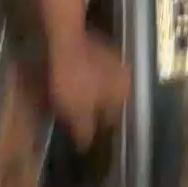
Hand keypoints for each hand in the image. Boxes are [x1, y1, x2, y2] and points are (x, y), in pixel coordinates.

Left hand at [49, 30, 130, 146]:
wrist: (64, 42)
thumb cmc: (74, 81)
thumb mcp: (77, 112)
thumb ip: (84, 130)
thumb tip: (86, 145)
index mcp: (124, 90)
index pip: (114, 118)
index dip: (99, 129)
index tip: (84, 136)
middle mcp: (124, 74)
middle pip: (109, 100)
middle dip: (96, 110)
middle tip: (75, 120)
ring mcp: (111, 58)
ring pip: (101, 85)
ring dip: (90, 95)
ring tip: (69, 104)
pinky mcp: (96, 48)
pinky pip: (92, 72)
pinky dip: (83, 81)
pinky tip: (68, 85)